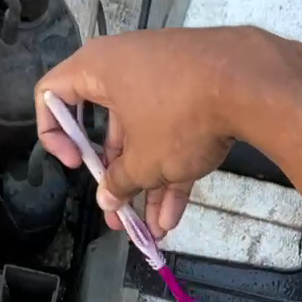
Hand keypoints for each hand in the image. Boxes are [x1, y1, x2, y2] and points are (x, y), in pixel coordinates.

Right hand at [35, 26, 301, 236]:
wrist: (249, 84)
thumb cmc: (179, 113)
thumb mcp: (142, 161)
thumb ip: (119, 182)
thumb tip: (108, 197)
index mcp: (98, 70)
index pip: (53, 93)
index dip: (54, 134)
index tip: (75, 165)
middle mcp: (126, 70)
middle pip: (107, 130)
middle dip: (114, 181)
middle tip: (116, 215)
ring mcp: (164, 83)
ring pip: (145, 141)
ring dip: (146, 190)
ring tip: (149, 231)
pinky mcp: (194, 97)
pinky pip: (173, 140)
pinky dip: (171, 176)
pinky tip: (171, 219)